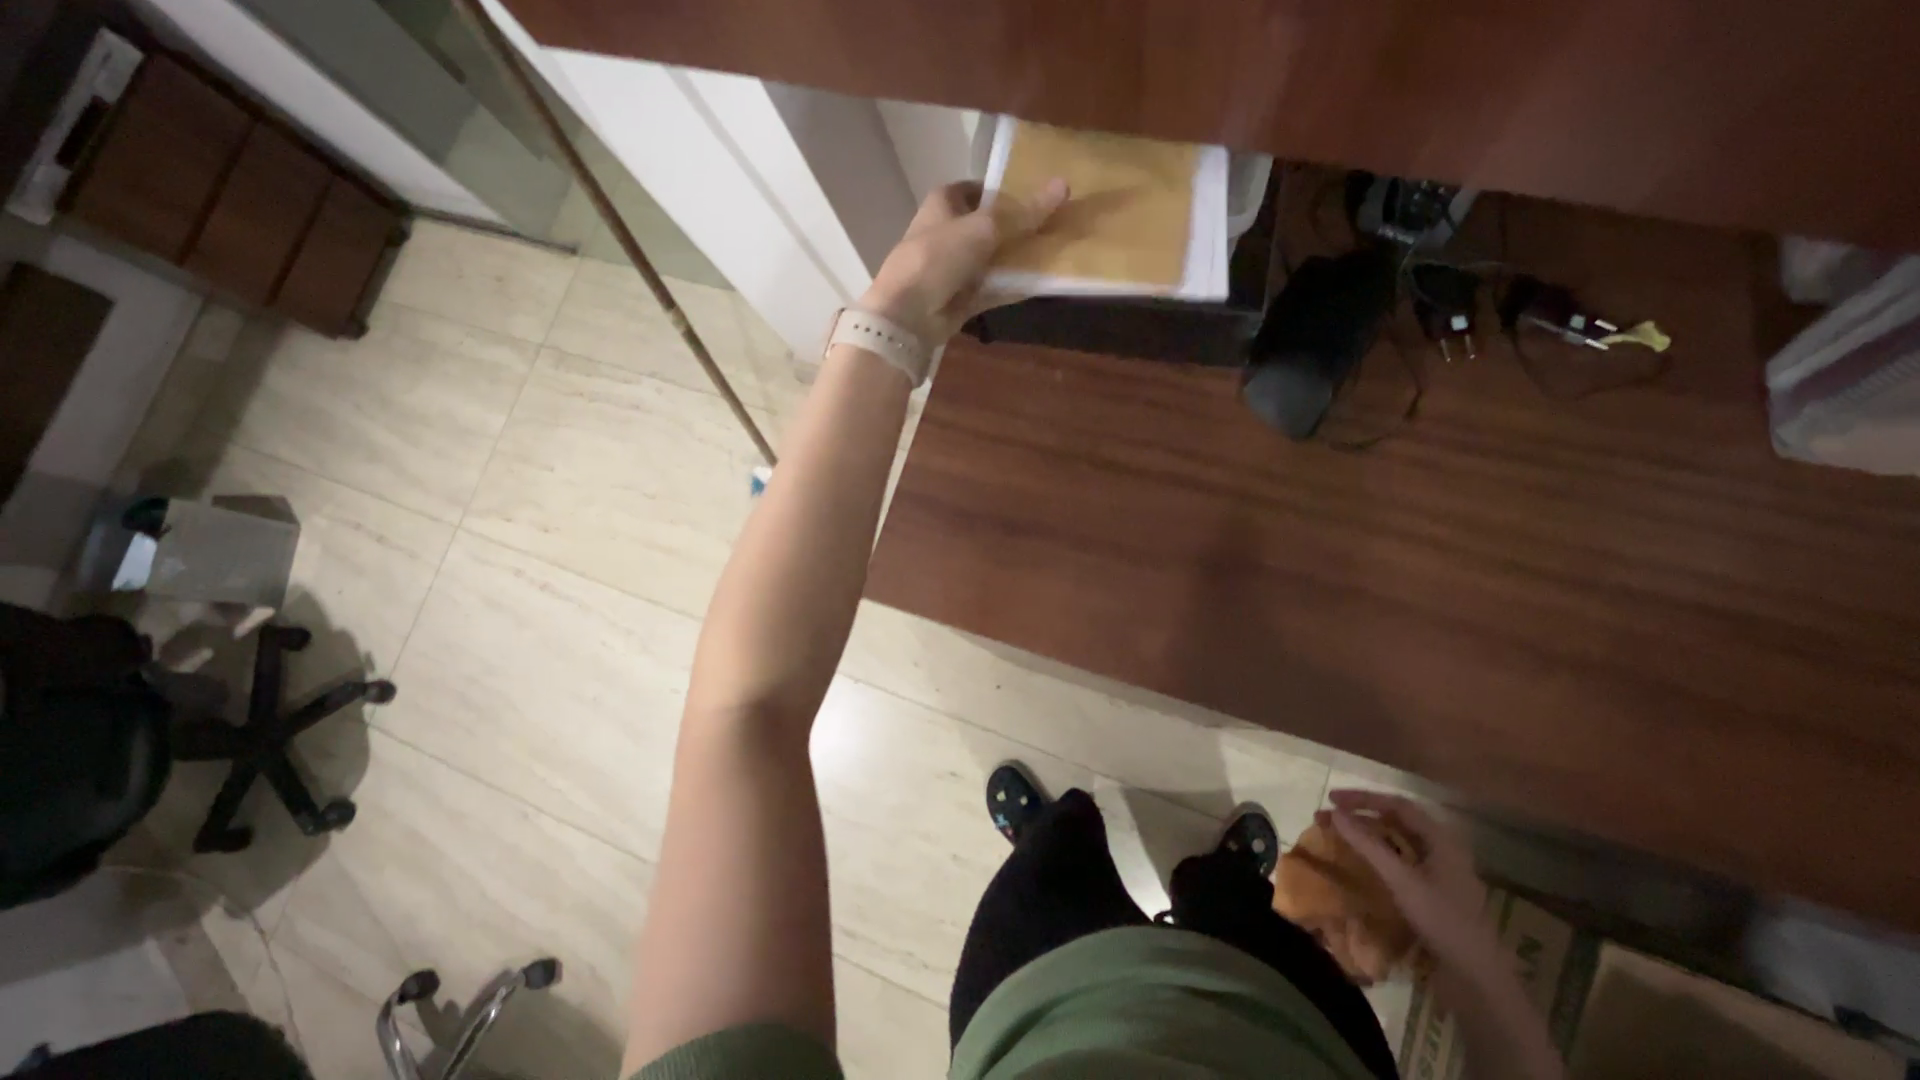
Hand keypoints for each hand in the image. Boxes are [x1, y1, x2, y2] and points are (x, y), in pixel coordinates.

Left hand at [858, 178, 1068, 344]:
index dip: (1006, 191)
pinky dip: (1014, 285)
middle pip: (990, 225)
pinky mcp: (962, 296)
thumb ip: (1025, 212)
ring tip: (1056, 252)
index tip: (1038, 197)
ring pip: (993, 258)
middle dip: (1019, 227)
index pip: (979, 190)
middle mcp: (948, 231)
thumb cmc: (939, 256)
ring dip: (1019, 258)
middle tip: (1056, 226)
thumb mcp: (985, 227)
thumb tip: (1064, 185)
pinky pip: (994, 287)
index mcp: (944, 203)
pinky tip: (1042, 282)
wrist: (908, 313)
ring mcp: (955, 266)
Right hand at [1328, 789, 1505, 994]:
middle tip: (1329, 818)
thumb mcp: (1401, 881)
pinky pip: (1403, 858)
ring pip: (1400, 839)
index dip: (1362, 798)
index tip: (1331, 799)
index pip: (1397, 804)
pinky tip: (1363, 860)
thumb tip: (1335, 814)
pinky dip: (1379, 852)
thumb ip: (1368, 845)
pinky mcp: (1435, 887)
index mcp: (1442, 837)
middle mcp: (1443, 846)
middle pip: (1398, 819)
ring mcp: (1441, 868)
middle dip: (1362, 815)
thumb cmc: (1441, 920)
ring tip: (1340, 834)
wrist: (1476, 972)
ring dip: (1369, 833)